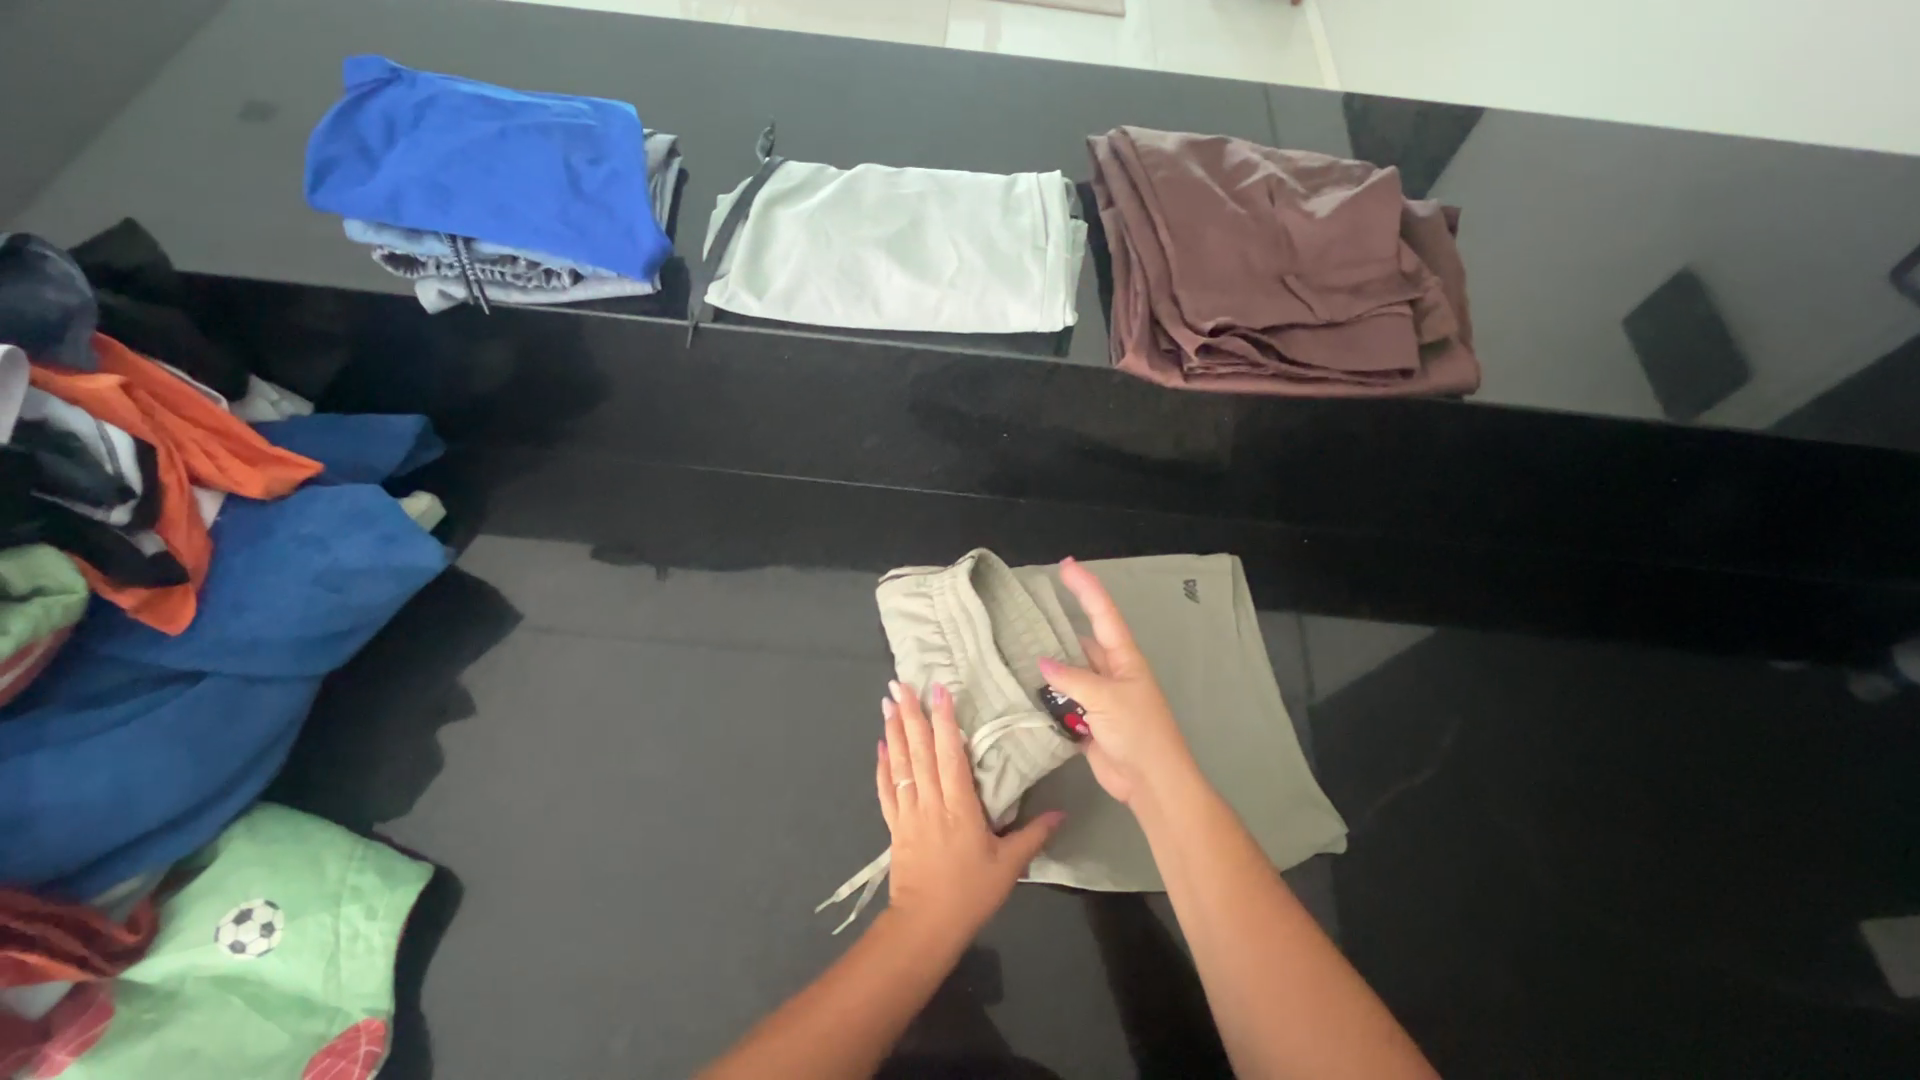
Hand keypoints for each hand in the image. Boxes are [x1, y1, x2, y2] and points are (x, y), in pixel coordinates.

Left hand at [878, 680, 1062, 939]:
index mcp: (959, 807)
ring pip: (899, 764)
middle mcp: (930, 802)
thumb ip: (1033, 835)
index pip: (950, 754)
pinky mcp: (894, 826)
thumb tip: (1062, 812)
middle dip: (910, 714)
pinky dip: (882, 766)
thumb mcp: (1009, 867)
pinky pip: (886, 789)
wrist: (925, 926)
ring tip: (888, 701)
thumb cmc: (970, 894)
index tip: (938, 690)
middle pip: (918, 751)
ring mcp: (908, 812)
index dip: (944, 720)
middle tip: (900, 682)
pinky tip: (880, 745)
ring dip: (893, 731)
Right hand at [1038, 557, 1200, 807]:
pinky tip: (1022, 692)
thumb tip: (1043, 662)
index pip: (1102, 614)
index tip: (1066, 565)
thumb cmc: (1138, 731)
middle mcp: (1111, 672)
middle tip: (1023, 614)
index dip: (1085, 588)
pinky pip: (1062, 703)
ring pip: (1068, 675)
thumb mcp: (1106, 698)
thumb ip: (1072, 679)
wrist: (1150, 781)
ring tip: (1012, 651)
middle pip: (1080, 643)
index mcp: (1124, 658)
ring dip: (1047, 669)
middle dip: (1057, 629)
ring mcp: (1099, 698)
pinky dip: (1046, 700)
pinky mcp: (1087, 722)